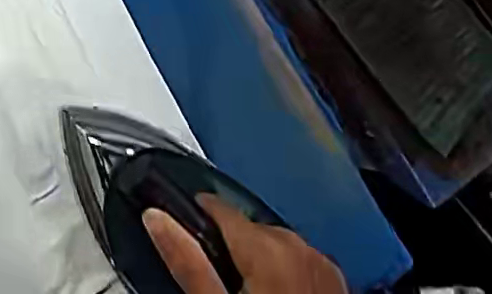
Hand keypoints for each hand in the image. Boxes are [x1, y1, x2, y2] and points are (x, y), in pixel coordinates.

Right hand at [143, 197, 345, 293]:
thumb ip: (186, 263)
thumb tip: (155, 217)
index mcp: (267, 246)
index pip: (214, 206)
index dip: (192, 223)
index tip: (184, 247)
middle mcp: (299, 247)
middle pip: (243, 228)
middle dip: (226, 251)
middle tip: (217, 292)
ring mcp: (324, 268)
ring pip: (269, 246)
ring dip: (254, 265)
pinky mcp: (337, 287)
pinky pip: (295, 265)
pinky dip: (280, 278)